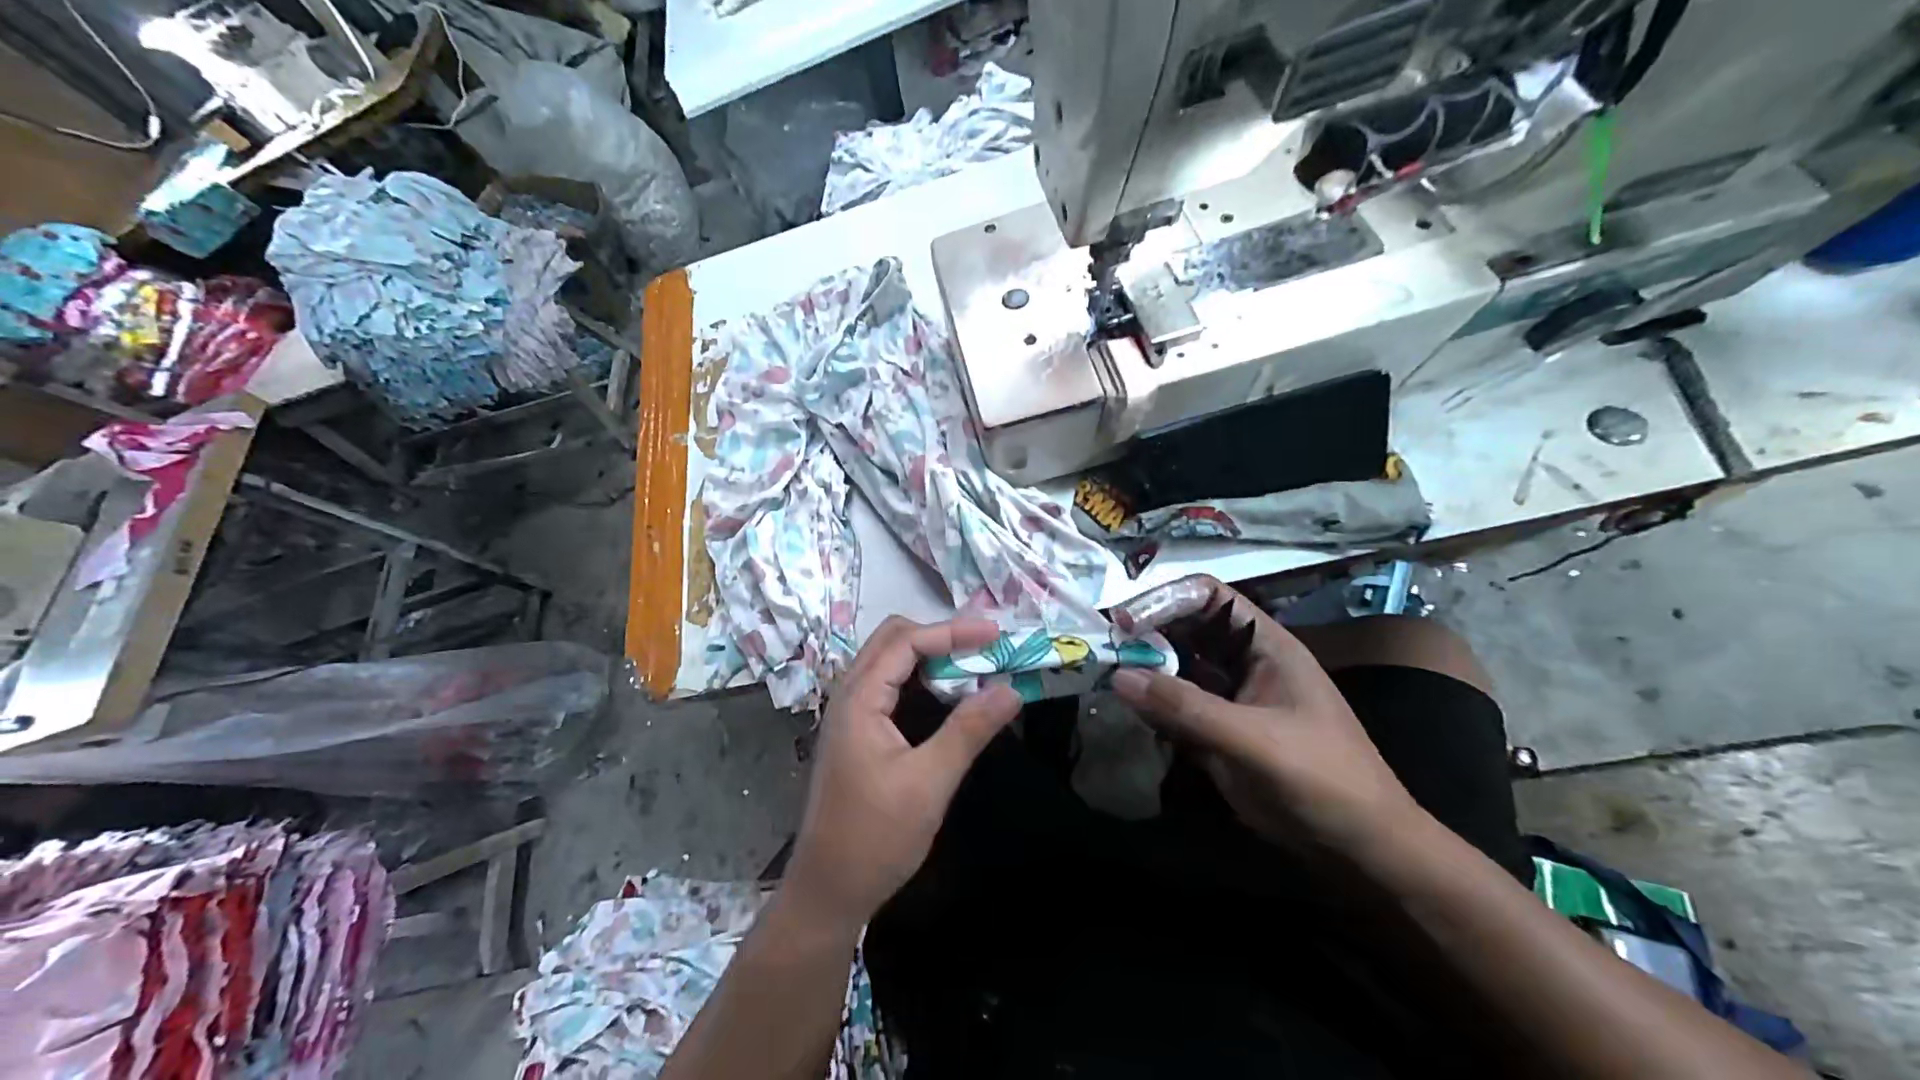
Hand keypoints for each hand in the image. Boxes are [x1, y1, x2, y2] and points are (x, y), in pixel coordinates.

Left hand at [783, 616, 1021, 928]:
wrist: (827, 890)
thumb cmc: (875, 837)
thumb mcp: (929, 783)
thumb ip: (968, 730)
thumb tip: (1010, 689)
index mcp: (858, 700)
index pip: (905, 642)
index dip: (951, 631)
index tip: (995, 634)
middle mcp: (848, 697)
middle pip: (892, 641)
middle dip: (939, 635)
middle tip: (985, 646)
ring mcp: (849, 716)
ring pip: (889, 663)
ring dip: (929, 655)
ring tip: (973, 664)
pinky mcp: (856, 734)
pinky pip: (888, 687)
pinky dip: (919, 679)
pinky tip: (946, 696)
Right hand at [1110, 575, 1422, 856]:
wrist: (1362, 849)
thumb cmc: (1325, 780)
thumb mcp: (1257, 741)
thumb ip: (1188, 708)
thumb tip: (1119, 676)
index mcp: (1265, 645)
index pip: (1208, 597)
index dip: (1166, 600)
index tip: (1126, 624)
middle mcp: (1242, 663)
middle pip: (1185, 630)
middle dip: (1145, 635)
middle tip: (1101, 651)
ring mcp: (1228, 699)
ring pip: (1175, 669)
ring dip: (1142, 671)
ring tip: (1100, 677)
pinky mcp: (1217, 733)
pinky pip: (1174, 708)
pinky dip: (1149, 706)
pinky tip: (1121, 711)